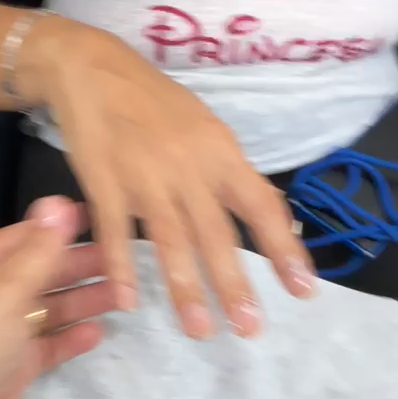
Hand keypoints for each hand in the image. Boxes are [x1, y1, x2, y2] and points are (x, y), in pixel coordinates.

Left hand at [0, 197, 116, 398]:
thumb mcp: (6, 288)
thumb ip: (40, 249)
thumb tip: (59, 199)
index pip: (27, 236)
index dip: (63, 227)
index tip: (105, 218)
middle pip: (43, 270)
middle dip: (81, 265)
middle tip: (126, 261)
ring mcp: (4, 331)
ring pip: (51, 307)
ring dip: (83, 300)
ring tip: (123, 296)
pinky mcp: (16, 365)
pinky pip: (50, 344)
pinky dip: (71, 337)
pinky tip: (98, 332)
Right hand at [19, 17, 316, 338]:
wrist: (93, 69)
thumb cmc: (154, 102)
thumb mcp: (204, 128)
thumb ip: (227, 172)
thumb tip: (262, 214)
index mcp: (219, 152)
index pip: (261, 206)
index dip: (284, 249)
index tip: (304, 291)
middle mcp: (188, 167)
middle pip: (216, 233)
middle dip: (235, 284)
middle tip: (250, 329)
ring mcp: (144, 176)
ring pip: (170, 239)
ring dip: (186, 288)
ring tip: (200, 330)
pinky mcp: (103, 181)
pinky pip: (114, 231)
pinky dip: (120, 267)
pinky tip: (128, 302)